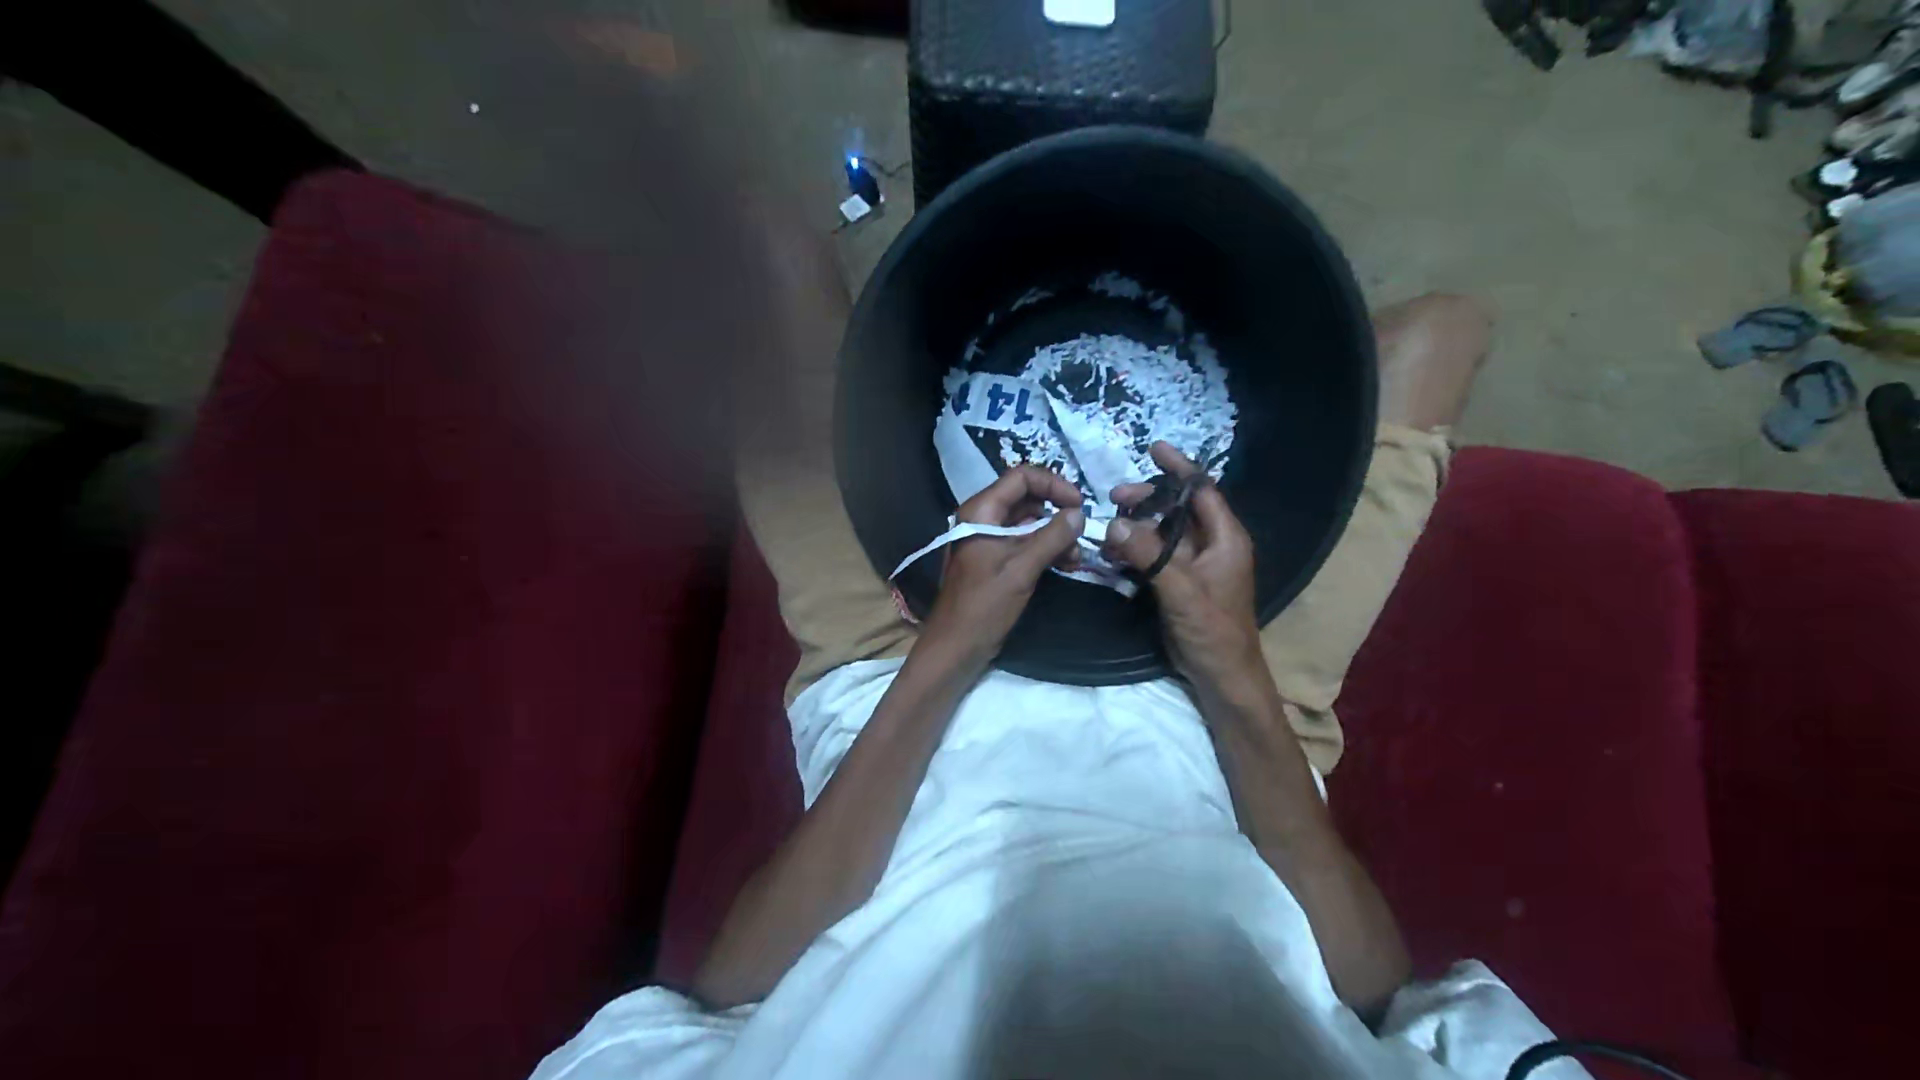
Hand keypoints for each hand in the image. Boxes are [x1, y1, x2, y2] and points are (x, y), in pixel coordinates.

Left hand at [923, 466, 1085, 666]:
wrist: (956, 645)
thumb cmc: (984, 604)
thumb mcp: (1022, 568)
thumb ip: (1052, 537)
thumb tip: (1079, 513)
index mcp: (982, 511)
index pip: (1021, 477)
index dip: (1053, 484)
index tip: (1079, 504)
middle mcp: (984, 518)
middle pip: (1027, 499)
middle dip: (1057, 513)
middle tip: (1082, 534)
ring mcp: (990, 540)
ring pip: (1030, 523)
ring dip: (1056, 535)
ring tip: (1076, 558)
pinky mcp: (997, 560)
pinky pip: (1025, 544)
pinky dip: (1046, 550)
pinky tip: (1067, 565)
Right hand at [1104, 442, 1264, 698]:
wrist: (1221, 675)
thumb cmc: (1212, 631)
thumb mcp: (1180, 591)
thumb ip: (1149, 556)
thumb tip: (1114, 523)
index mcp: (1225, 539)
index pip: (1202, 490)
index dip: (1179, 468)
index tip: (1154, 448)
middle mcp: (1212, 545)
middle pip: (1178, 508)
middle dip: (1147, 499)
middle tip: (1114, 498)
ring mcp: (1196, 564)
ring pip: (1163, 531)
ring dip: (1137, 526)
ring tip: (1109, 528)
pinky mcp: (1180, 582)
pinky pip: (1155, 555)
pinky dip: (1135, 549)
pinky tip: (1114, 552)